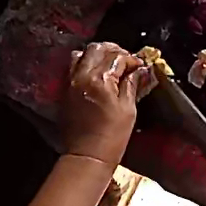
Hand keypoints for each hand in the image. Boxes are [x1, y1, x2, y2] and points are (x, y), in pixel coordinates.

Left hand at [59, 42, 152, 167]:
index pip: (117, 57)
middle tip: (126, 61)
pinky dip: (85, 65)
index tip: (140, 66)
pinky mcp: (65, 92)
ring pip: (82, 55)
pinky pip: (73, 68)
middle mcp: (82, 76)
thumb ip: (132, 85)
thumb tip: (140, 70)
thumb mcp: (128, 110)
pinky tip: (97, 75)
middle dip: (114, 51)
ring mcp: (71, 83)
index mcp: (100, 80)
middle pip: (97, 49)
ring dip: (97, 55)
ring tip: (110, 65)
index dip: (131, 59)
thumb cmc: (111, 137)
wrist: (87, 156)